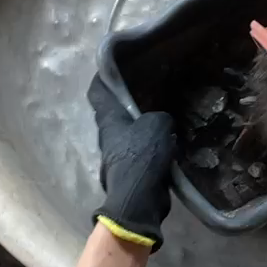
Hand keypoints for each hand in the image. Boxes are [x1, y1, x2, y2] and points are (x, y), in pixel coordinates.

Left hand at [88, 77, 177, 249]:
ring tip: (164, 111)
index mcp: (108, 120)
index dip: (103, 77)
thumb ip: (160, 116)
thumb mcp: (157, 126)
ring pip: (129, 130)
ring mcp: (118, 153)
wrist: (139, 199)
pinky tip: (169, 137)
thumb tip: (163, 121)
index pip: (98, 91)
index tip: (115, 67)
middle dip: (128, 99)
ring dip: (142, 122)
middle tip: (150, 87)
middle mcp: (108, 135)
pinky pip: (141, 148)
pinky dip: (151, 141)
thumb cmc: (142, 157)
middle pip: (115, 110)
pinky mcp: (130, 169)